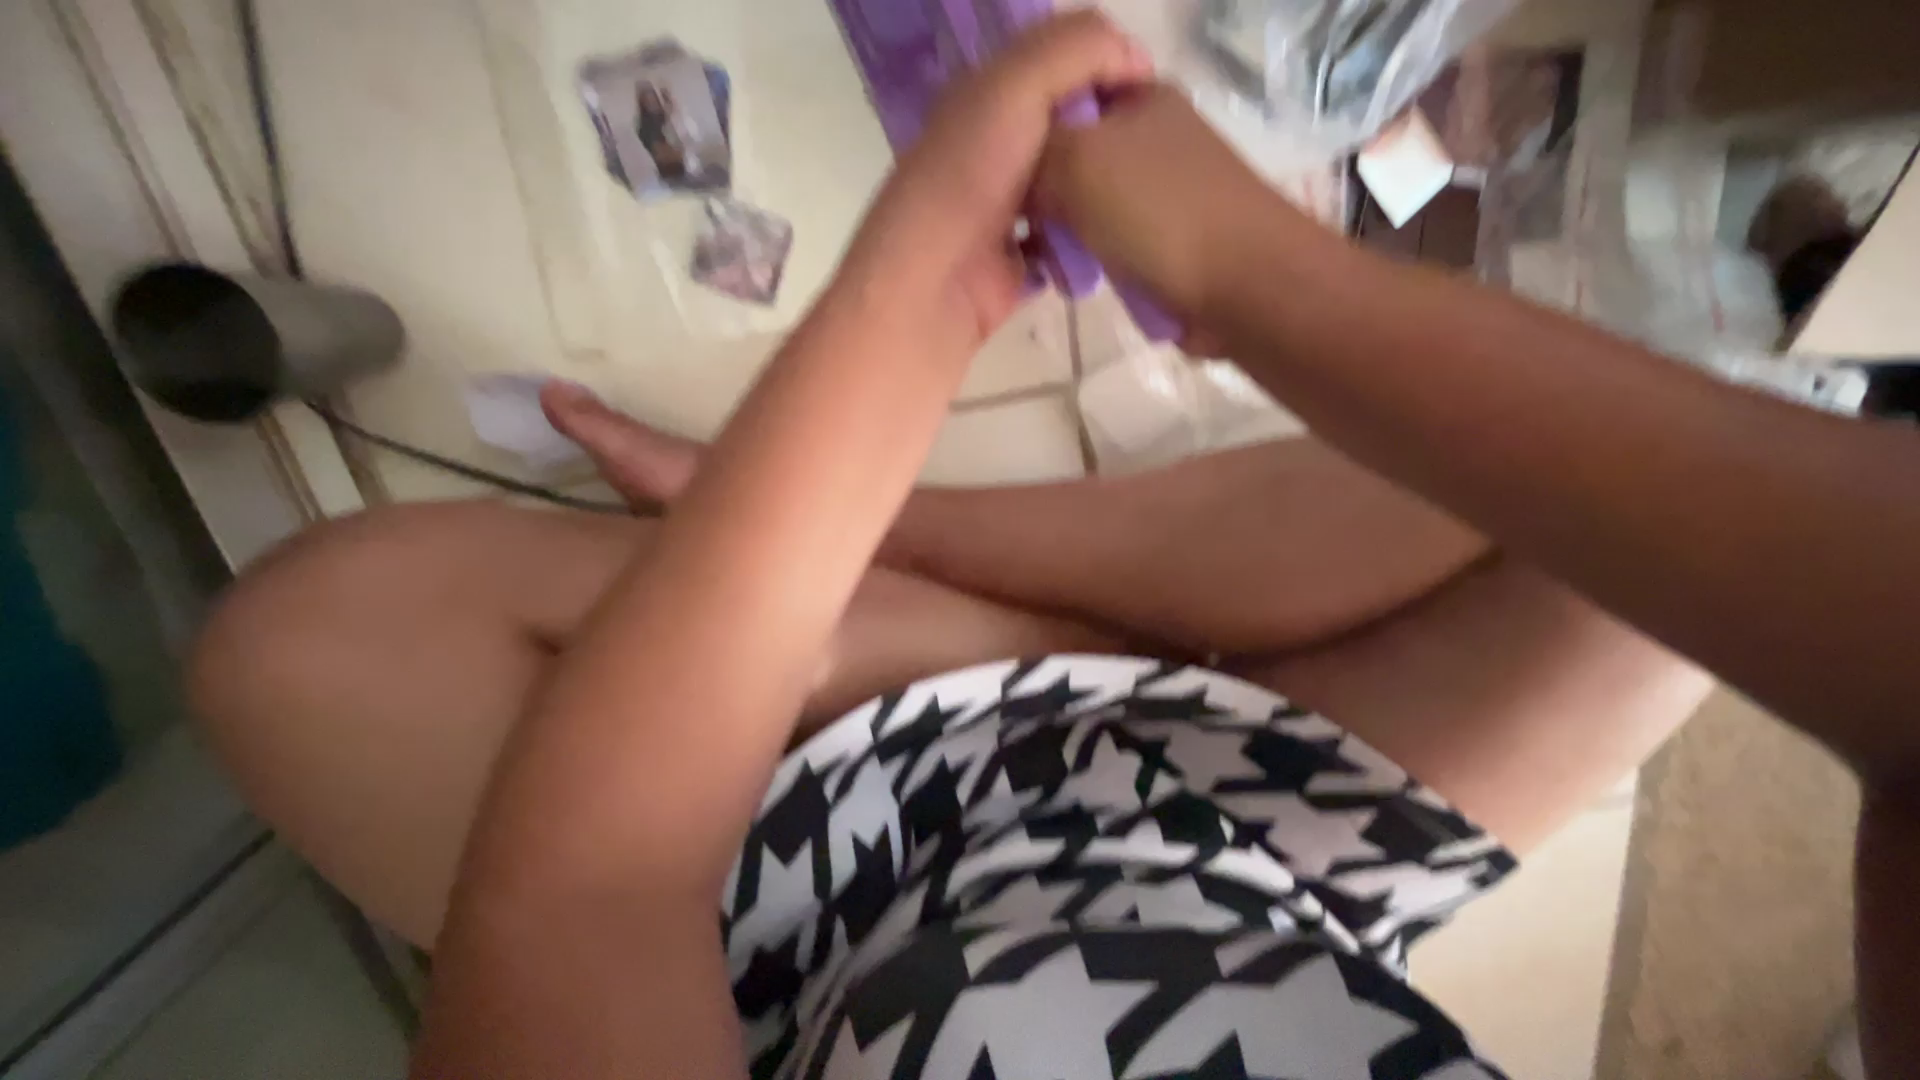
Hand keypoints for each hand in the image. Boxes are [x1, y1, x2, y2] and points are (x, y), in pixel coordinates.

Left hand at [839, 10, 1153, 349]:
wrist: (932, 285)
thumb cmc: (969, 176)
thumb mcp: (1018, 85)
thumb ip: (1076, 50)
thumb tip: (1136, 62)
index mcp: (981, 99)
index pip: (1053, 67)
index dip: (1100, 69)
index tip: (1147, 91)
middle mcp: (988, 152)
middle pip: (1062, 131)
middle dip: (1104, 133)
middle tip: (1154, 144)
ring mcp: (999, 213)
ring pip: (1063, 190)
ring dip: (1097, 190)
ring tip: (1141, 189)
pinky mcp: (1010, 266)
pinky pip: (1058, 248)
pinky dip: (1082, 245)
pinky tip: (1114, 238)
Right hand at [1035, 84, 1341, 344]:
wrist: (1243, 286)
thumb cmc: (1160, 215)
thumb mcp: (1077, 160)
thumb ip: (1035, 153)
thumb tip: (1016, 176)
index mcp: (1139, 98)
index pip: (1061, 96)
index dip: (1026, 129)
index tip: (998, 170)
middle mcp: (1150, 138)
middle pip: (1068, 156)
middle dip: (1041, 192)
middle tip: (1018, 224)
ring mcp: (1159, 193)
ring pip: (1084, 206)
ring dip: (1062, 234)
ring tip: (1045, 259)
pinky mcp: (1163, 242)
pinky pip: (1105, 244)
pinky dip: (1087, 261)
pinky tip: (1073, 277)